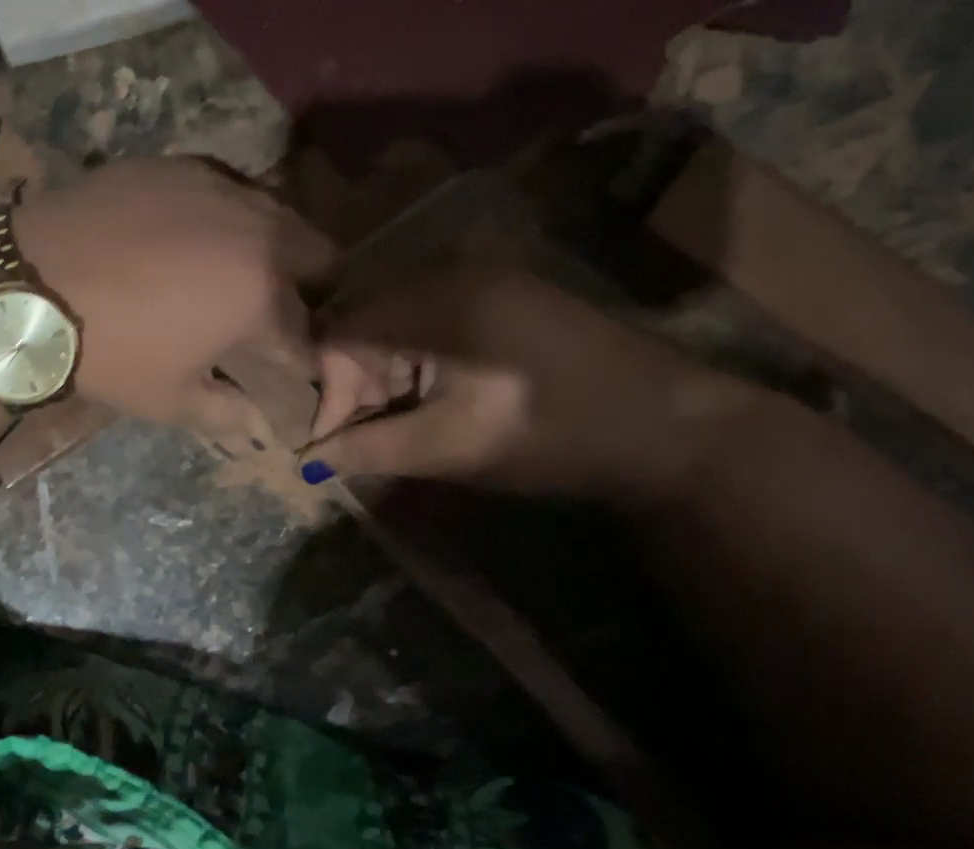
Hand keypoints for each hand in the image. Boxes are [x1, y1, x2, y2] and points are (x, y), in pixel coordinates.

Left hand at [12, 158, 335, 430]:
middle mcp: (259, 230)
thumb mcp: (169, 400)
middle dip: (306, 293)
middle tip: (266, 320)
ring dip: (272, 251)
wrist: (26, 285)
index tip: (288, 375)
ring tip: (229, 279)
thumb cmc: (106, 353)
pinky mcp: (180, 165)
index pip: (310, 336)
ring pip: (278, 216)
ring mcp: (220, 188)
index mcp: (263, 296)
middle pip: (319, 259)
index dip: (306, 363)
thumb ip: (229, 413)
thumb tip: (260, 423)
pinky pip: (228, 192)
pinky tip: (188, 243)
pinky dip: (226, 221)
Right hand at [301, 265, 768, 501]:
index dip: (327, 387)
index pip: (340, 328)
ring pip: (396, 319)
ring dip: (383, 375)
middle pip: (365, 317)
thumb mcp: (448, 447)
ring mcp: (485, 274)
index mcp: (438, 296)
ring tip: (398, 425)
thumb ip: (368, 447)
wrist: (665, 426)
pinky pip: (431, 318)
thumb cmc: (550, 434)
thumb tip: (308, 456)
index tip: (332, 439)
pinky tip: (431, 400)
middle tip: (363, 437)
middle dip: (353, 382)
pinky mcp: (505, 291)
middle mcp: (454, 267)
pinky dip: (415, 361)